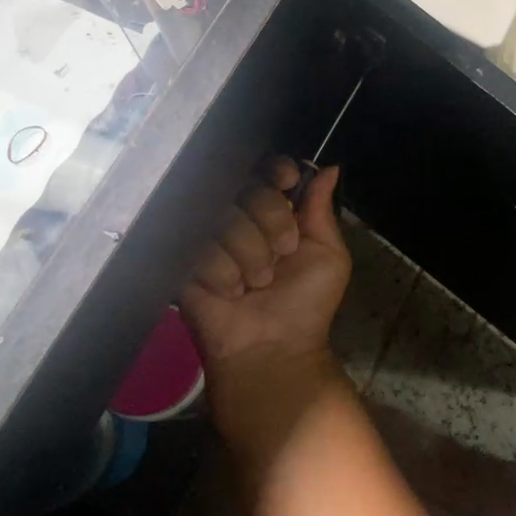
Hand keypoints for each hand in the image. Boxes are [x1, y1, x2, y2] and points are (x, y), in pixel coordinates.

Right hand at [180, 157, 350, 374]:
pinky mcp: (183, 263)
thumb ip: (321, 209)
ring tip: (257, 285)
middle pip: (249, 188)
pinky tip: (230, 294)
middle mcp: (241, 219)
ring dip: (251, 255)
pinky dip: (224, 274)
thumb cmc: (307, 303)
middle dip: (272, 220)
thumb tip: (331, 167)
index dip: (276, 170)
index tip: (286, 181)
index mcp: (275, 211)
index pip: (268, 170)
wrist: (276, 348)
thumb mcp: (328, 254)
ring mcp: (209, 240)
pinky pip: (200, 248)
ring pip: (225, 217)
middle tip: (283, 254)